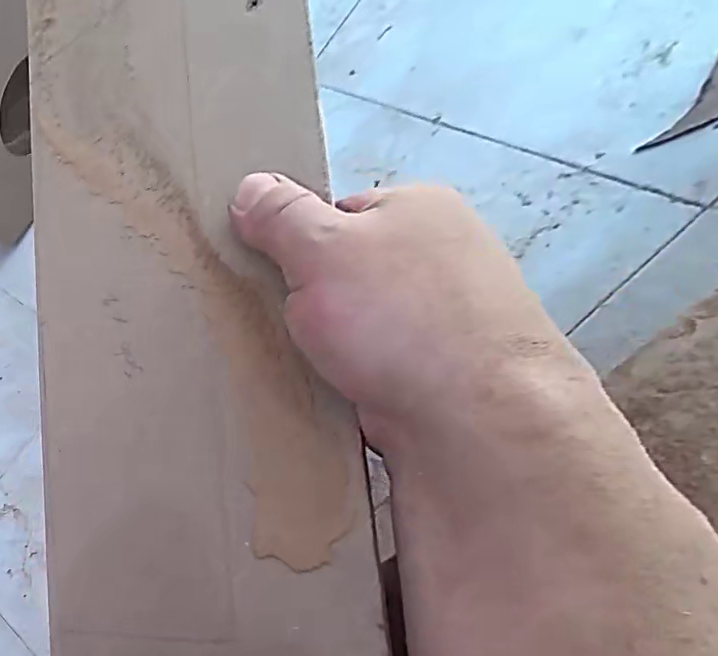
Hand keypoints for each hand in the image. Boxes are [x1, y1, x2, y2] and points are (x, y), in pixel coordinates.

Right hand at [228, 174, 586, 453]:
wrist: (466, 408)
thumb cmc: (396, 319)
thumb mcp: (323, 252)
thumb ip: (283, 218)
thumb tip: (250, 185)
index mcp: (416, 207)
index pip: (332, 215)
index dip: (292, 247)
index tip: (273, 279)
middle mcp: (435, 251)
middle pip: (341, 269)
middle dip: (306, 298)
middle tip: (286, 325)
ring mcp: (437, 309)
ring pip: (352, 319)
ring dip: (323, 341)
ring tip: (304, 360)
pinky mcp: (428, 361)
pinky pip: (367, 357)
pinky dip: (343, 370)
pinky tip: (330, 384)